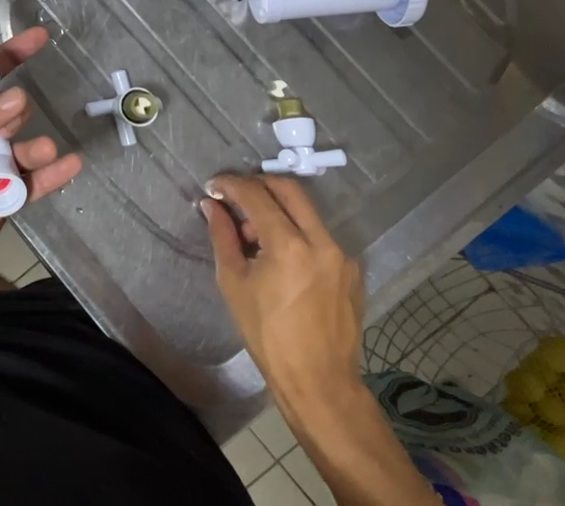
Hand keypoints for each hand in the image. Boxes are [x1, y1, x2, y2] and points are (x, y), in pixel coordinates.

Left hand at [0, 27, 82, 299]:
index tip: (36, 40)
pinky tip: (68, 166)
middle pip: (1, 114)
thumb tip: (16, 100)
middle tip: (17, 114)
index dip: (2, 60)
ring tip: (43, 148)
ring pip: (18, 150)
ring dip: (33, 147)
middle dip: (13, 109)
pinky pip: (28, 185)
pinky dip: (50, 176)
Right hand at [201, 175, 363, 407]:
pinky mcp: (352, 270)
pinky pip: (320, 236)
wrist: (318, 379)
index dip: (231, 185)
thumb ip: (223, 237)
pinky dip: (297, 232)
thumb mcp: (233, 283)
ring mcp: (342, 256)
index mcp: (289, 246)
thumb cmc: (267, 334)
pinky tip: (280, 256)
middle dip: (258, 184)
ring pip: (307, 212)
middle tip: (235, 193)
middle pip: (290, 190)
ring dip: (278, 210)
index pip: (257, 196)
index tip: (213, 186)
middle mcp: (322, 242)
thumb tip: (211, 207)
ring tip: (254, 234)